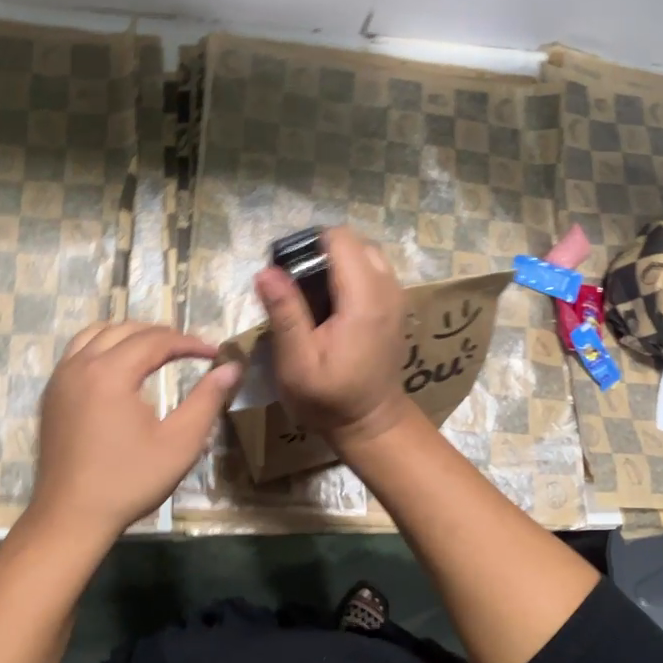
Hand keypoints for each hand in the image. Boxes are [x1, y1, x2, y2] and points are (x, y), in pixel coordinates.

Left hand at [32, 322, 241, 535]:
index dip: (188, 342)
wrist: (71, 516)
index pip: (155, 341)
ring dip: (128, 335)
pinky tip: (119, 368)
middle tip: (190, 350)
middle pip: (125, 330)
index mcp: (111, 373)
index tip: (214, 354)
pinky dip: (103, 347)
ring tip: (155, 350)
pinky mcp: (52, 395)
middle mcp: (80, 365)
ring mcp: (60, 379)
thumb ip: (207, 400)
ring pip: (96, 334)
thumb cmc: (129, 482)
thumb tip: (231, 367)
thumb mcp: (179, 444)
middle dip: (160, 334)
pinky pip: (77, 352)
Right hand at [254, 227, 410, 448]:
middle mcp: (387, 289)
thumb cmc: (329, 399)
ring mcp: (396, 296)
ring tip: (311, 296)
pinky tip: (331, 307)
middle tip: (296, 288)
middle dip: (321, 254)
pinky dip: (350, 276)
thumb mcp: (296, 364)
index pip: (340, 239)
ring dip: (336, 265)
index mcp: (364, 299)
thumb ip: (285, 314)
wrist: (370, 423)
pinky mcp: (395, 306)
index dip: (308, 247)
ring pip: (364, 254)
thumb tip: (266, 271)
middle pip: (353, 242)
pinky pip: (372, 272)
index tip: (286, 274)